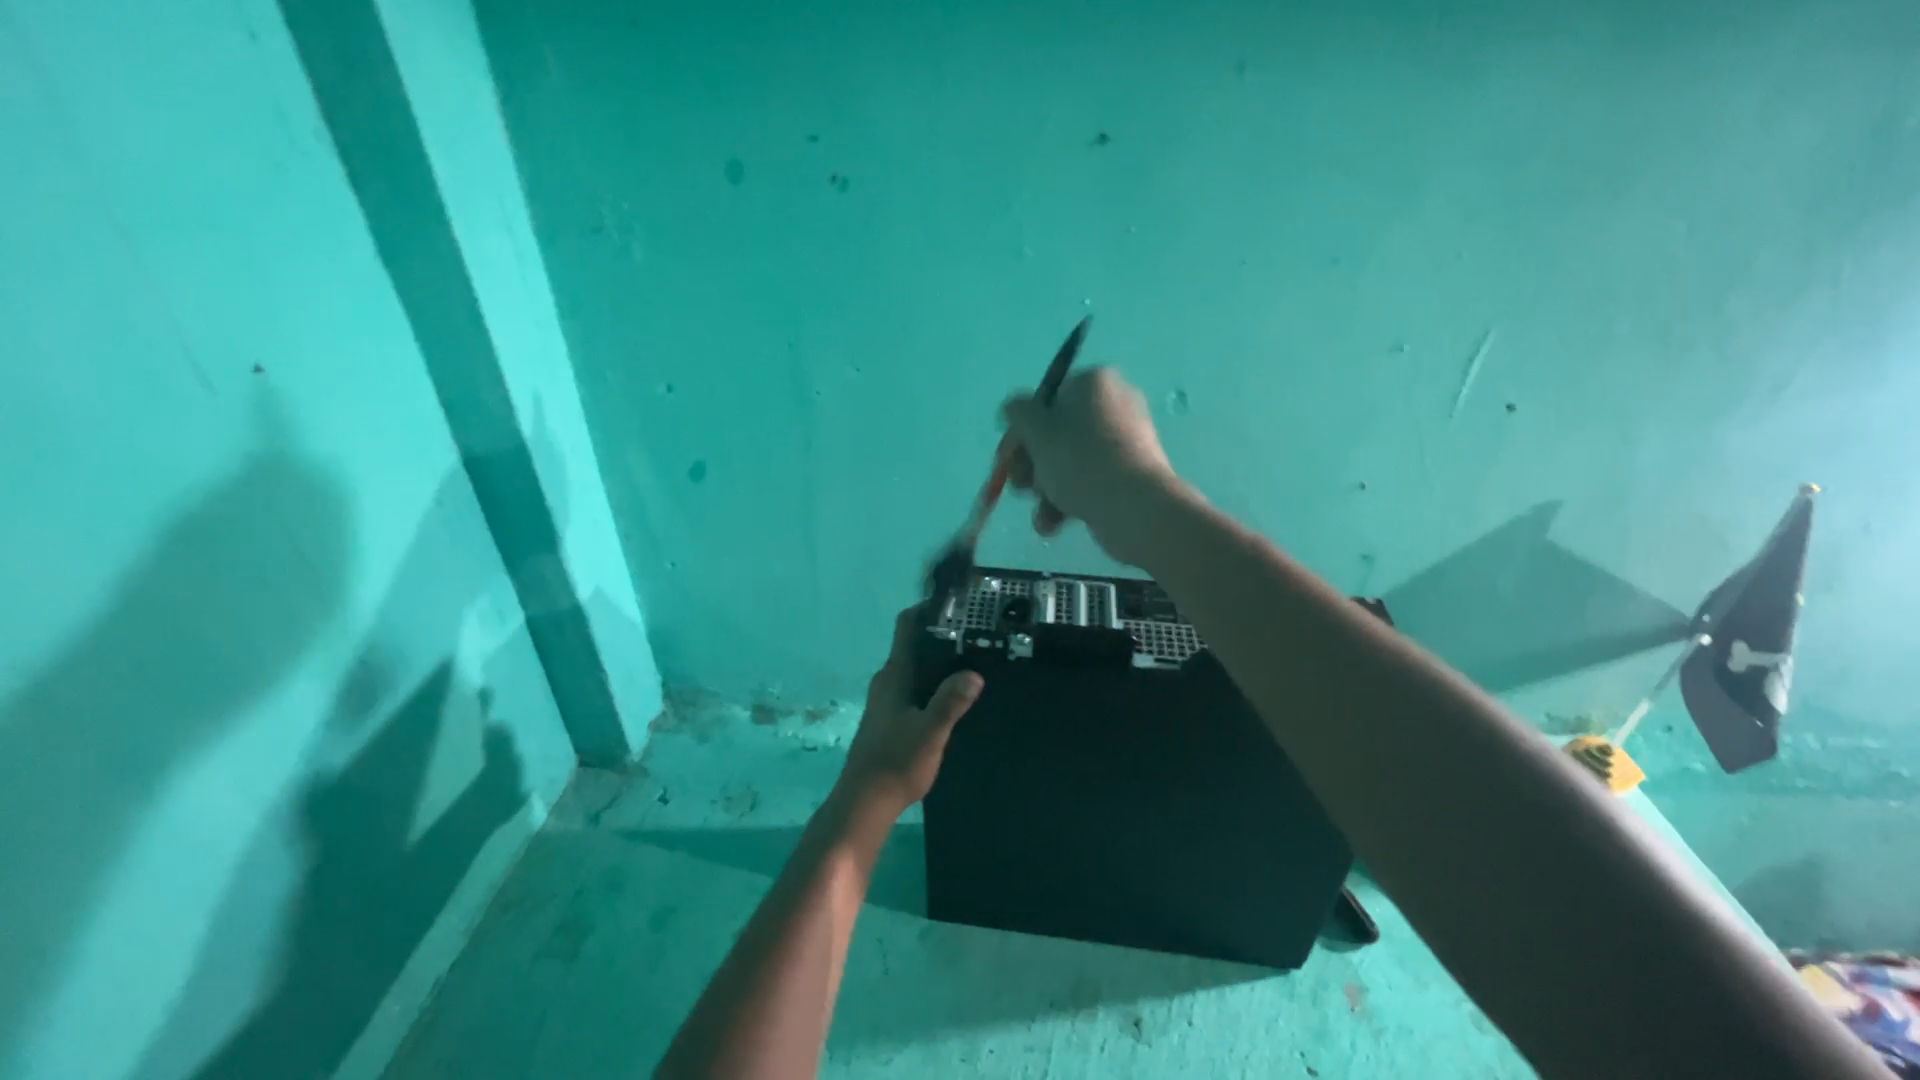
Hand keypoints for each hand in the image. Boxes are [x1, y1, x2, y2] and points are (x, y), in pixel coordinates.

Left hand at [834, 606, 984, 816]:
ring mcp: (886, 701)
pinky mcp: (889, 719)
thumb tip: (974, 673)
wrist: (864, 802)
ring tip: (974, 663)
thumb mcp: (930, 732)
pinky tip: (954, 699)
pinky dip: (932, 685)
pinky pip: (914, 689)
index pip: (907, 626)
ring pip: (914, 670)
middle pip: (914, 646)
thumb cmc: (895, 762)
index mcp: (894, 675)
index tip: (957, 603)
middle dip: (942, 636)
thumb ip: (950, 702)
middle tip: (977, 635)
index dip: (928, 608)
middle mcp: (887, 681)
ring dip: (938, 663)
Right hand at [1001, 367, 1188, 566]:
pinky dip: (1069, 500)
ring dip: (1046, 489)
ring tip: (1041, 513)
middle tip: (1020, 487)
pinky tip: (1054, 524)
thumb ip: (1018, 413)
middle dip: (1032, 464)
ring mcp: (1126, 442)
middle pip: (1056, 433)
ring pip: (1070, 462)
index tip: (1007, 458)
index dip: (1021, 430)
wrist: (1136, 508)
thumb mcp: (1037, 432)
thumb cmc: (1081, 462)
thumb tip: (1014, 406)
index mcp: (1094, 383)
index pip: (1046, 400)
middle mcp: (1114, 404)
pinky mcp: (1131, 474)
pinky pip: (1090, 480)